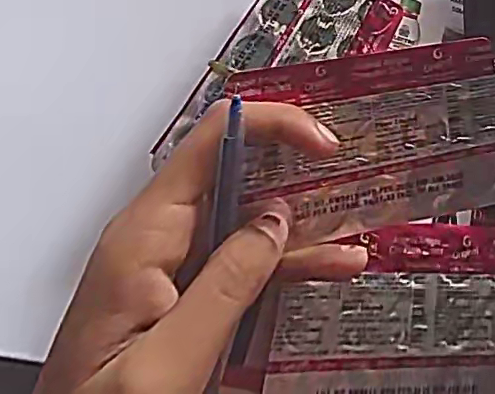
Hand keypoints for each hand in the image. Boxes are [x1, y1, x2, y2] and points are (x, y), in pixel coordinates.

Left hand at [35, 103, 367, 393]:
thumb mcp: (163, 368)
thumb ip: (224, 286)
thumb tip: (276, 221)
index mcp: (144, 235)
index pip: (213, 140)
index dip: (273, 125)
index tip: (320, 143)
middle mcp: (160, 237)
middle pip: (239, 171)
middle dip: (297, 169)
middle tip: (347, 176)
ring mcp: (177, 267)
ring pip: (252, 216)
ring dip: (304, 222)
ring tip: (350, 229)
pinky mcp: (190, 297)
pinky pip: (249, 260)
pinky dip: (291, 259)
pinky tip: (328, 264)